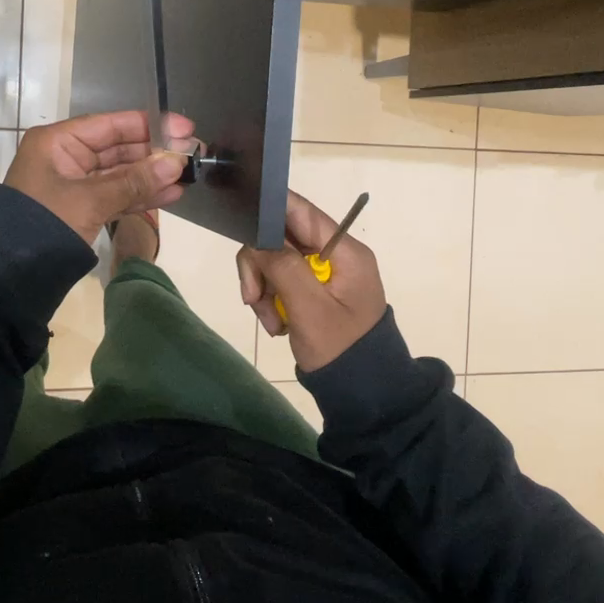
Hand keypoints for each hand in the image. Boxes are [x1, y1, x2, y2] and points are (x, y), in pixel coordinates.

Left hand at [4, 111, 195, 243]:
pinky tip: (170, 195)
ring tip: (187, 176)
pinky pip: (115, 195)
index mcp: (57, 142)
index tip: (184, 128)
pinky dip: (140, 196)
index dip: (149, 125)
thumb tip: (176, 164)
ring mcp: (74, 185)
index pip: (110, 125)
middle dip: (155, 152)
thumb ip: (135, 182)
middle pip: (118, 148)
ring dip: (152, 176)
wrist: (12, 277)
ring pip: (120, 174)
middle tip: (192, 153)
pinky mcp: (81, 209)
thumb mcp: (91, 200)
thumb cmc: (45, 225)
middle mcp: (65, 157)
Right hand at [236, 191, 386, 371]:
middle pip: (282, 237)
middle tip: (252, 299)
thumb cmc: (340, 348)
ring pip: (277, 260)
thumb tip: (257, 238)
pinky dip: (272, 299)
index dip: (268, 212)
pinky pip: (282, 280)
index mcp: (345, 251)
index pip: (300, 211)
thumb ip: (283, 267)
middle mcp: (336, 254)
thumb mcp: (309, 309)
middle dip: (261, 266)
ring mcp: (325, 271)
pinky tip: (276, 324)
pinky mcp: (314, 289)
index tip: (241, 230)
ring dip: (264, 288)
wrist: (362, 392)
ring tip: (269, 321)